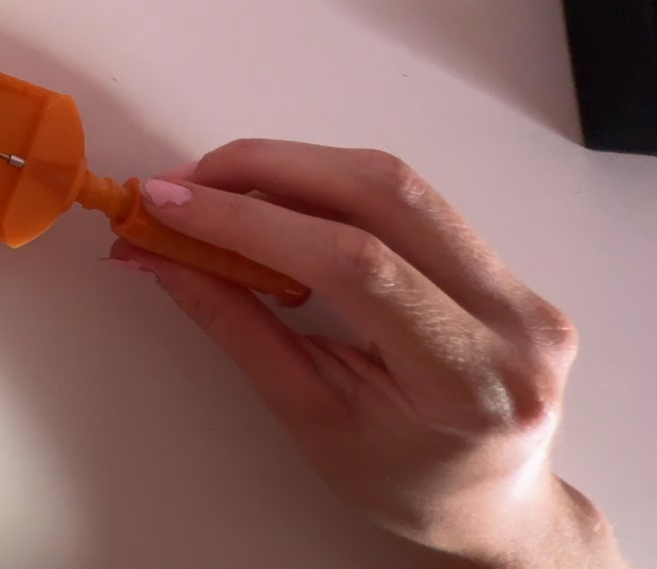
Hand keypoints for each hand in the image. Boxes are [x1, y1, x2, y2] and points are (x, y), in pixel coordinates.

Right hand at [112, 140, 621, 567]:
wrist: (490, 499)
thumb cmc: (391, 472)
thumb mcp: (297, 406)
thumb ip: (226, 318)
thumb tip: (149, 251)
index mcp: (469, 377)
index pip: (352, 262)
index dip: (246, 220)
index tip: (163, 203)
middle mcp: (511, 314)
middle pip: (379, 192)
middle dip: (262, 168)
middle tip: (180, 182)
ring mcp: (514, 280)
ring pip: (385, 178)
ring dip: (281, 165)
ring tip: (209, 186)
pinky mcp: (491, 258)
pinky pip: (390, 192)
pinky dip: (308, 178)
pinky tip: (261, 198)